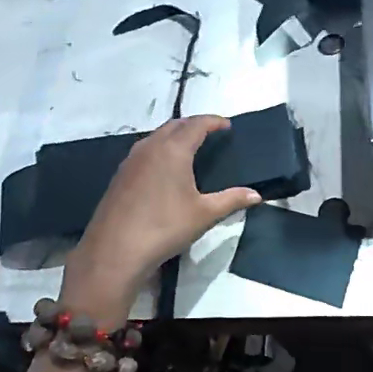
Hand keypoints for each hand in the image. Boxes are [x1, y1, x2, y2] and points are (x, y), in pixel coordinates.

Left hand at [63, 116, 262, 314]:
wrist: (115, 250)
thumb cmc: (165, 227)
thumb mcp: (204, 214)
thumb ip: (231, 200)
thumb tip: (256, 195)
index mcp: (173, 150)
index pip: (196, 125)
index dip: (213, 121)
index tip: (226, 125)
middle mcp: (150, 148)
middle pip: (174, 125)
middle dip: (193, 124)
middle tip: (210, 131)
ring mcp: (131, 161)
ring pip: (156, 137)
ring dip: (174, 135)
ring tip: (189, 146)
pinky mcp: (120, 176)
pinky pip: (144, 151)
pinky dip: (160, 149)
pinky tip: (164, 168)